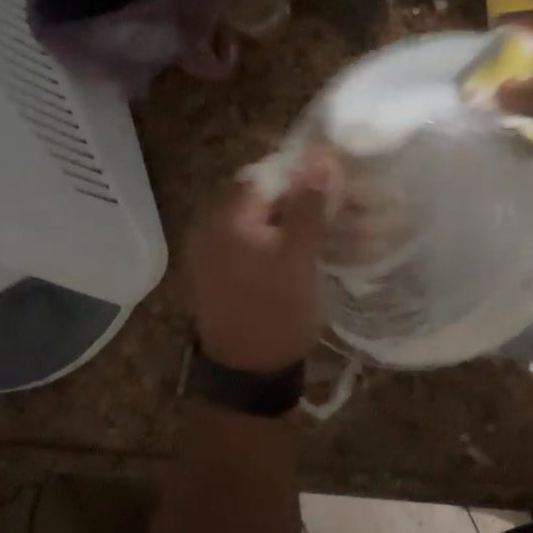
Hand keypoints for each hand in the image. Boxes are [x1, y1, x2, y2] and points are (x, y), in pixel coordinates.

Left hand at [181, 163, 329, 371]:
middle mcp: (207, 226)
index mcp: (226, 217)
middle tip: (323, 209)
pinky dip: (262, 238)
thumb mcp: (300, 256)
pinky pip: (238, 238)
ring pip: (247, 216)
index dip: (296, 173)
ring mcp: (204, 250)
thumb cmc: (276, 311)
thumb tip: (320, 158)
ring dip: (277, 217)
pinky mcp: (210, 271)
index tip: (327, 186)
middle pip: (252, 192)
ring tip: (310, 232)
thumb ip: (308, 205)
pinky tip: (286, 254)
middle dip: (287, 195)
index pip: (263, 172)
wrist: (246, 373)